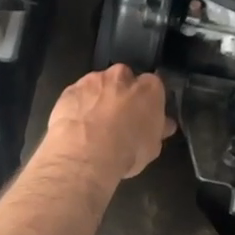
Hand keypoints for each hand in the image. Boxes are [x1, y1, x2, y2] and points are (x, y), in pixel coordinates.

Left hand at [42, 65, 174, 182]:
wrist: (84, 157)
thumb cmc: (126, 153)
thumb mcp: (152, 148)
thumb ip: (158, 129)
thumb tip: (164, 124)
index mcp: (148, 88)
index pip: (153, 85)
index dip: (147, 99)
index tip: (143, 113)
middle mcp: (121, 77)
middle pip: (124, 79)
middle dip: (122, 93)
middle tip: (118, 117)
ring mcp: (93, 80)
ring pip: (99, 84)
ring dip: (98, 97)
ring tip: (94, 124)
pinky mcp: (70, 90)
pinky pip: (78, 94)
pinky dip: (78, 105)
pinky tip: (77, 125)